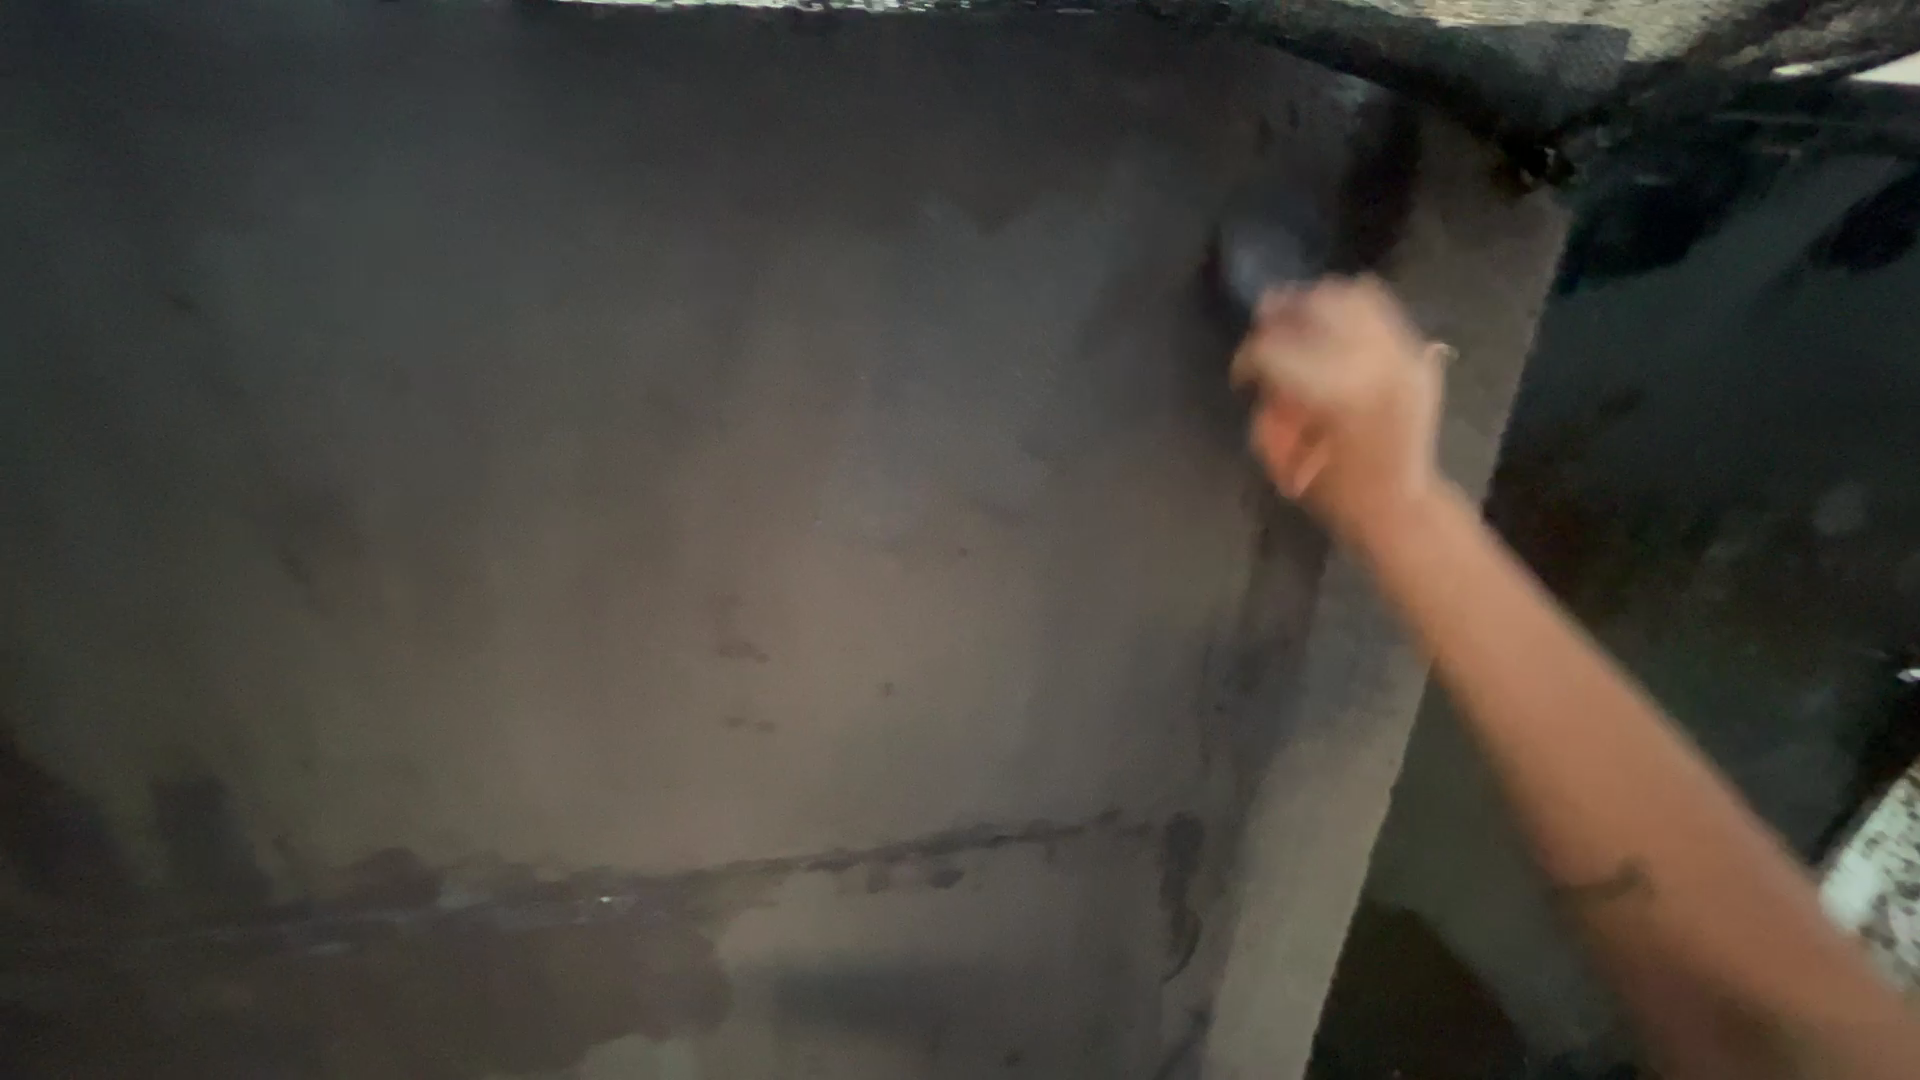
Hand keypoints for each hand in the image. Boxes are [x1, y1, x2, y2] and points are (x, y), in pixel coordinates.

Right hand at [1230, 276, 1445, 540]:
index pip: (1277, 350)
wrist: (1401, 504)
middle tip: (1262, 330)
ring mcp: (1403, 354)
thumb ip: (1272, 406)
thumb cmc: (1334, 492)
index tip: (1241, 373)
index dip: (1249, 357)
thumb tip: (1266, 374)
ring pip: (1351, 298)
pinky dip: (1348, 311)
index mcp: (1337, 393)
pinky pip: (1379, 311)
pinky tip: (1329, 327)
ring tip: (1294, 319)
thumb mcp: (1283, 456)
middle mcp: (1375, 362)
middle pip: (1316, 309)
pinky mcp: (1416, 355)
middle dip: (1281, 316)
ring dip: (1315, 305)